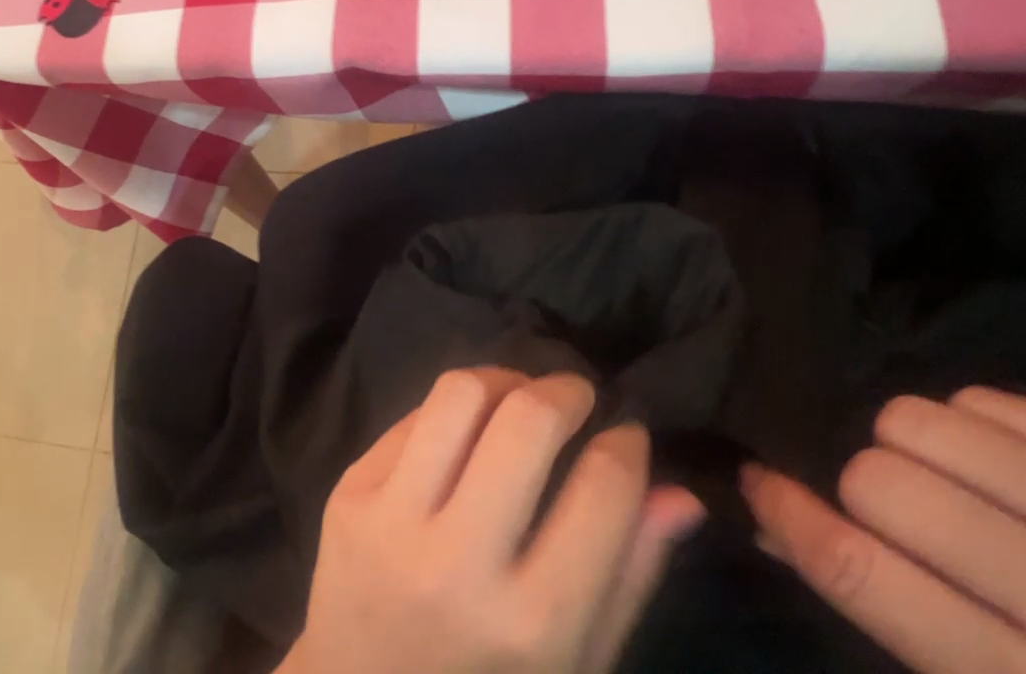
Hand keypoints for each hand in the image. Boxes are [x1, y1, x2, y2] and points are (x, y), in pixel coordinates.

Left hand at [279, 368, 705, 673]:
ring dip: (502, 379)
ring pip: (458, 394)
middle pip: (525, 420)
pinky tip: (467, 435)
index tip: (626, 436)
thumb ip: (630, 577)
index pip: (603, 488)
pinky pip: (411, 416)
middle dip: (566, 390)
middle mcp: (457, 563)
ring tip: (520, 397)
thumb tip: (680, 493)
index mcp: (534, 621)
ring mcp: (389, 522)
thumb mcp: (577, 660)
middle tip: (576, 396)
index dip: (627, 445)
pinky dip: (451, 413)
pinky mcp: (346, 495)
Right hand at [743, 387, 1025, 673]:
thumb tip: (771, 517)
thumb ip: (883, 602)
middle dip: (861, 486)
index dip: (789, 515)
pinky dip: (971, 427)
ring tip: (951, 480)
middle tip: (892, 508)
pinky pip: (986, 397)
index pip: (862, 572)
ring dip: (908, 446)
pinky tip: (1009, 468)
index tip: (756, 481)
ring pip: (921, 422)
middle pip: (881, 482)